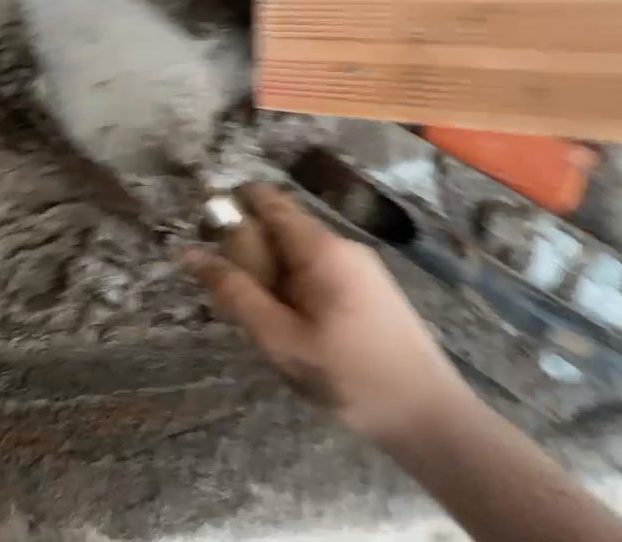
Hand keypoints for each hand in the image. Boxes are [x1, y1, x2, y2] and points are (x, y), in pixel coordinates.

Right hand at [187, 183, 472, 443]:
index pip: (266, 199)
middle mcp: (342, 247)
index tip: (202, 232)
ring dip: (268, 275)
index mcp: (320, 248)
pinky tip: (293, 330)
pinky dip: (291, 288)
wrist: (434, 422)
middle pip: (277, 227)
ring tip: (261, 321)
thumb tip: (188, 252)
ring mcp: (361, 269)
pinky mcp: (371, 292)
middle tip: (230, 297)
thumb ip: (233, 291)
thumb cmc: (351, 375)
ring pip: (294, 254)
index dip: (229, 205)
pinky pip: (315, 272)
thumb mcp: (278, 338)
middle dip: (245, 252)